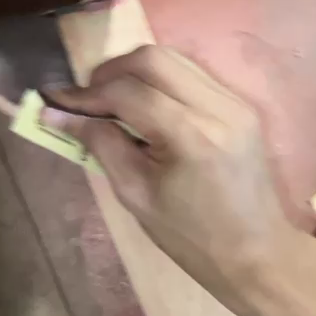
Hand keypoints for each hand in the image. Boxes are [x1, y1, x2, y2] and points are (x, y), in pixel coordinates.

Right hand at [49, 45, 304, 315]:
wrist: (261, 257)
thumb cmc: (192, 237)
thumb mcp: (134, 194)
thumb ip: (98, 144)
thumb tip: (55, 114)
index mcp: (192, 136)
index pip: (128, 92)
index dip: (86, 95)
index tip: (56, 102)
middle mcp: (218, 107)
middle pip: (151, 58)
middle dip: (109, 72)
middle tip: (87, 99)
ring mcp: (234, 102)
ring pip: (171, 58)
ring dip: (132, 72)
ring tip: (110, 100)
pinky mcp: (239, 105)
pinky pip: (188, 73)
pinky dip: (156, 79)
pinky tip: (141, 105)